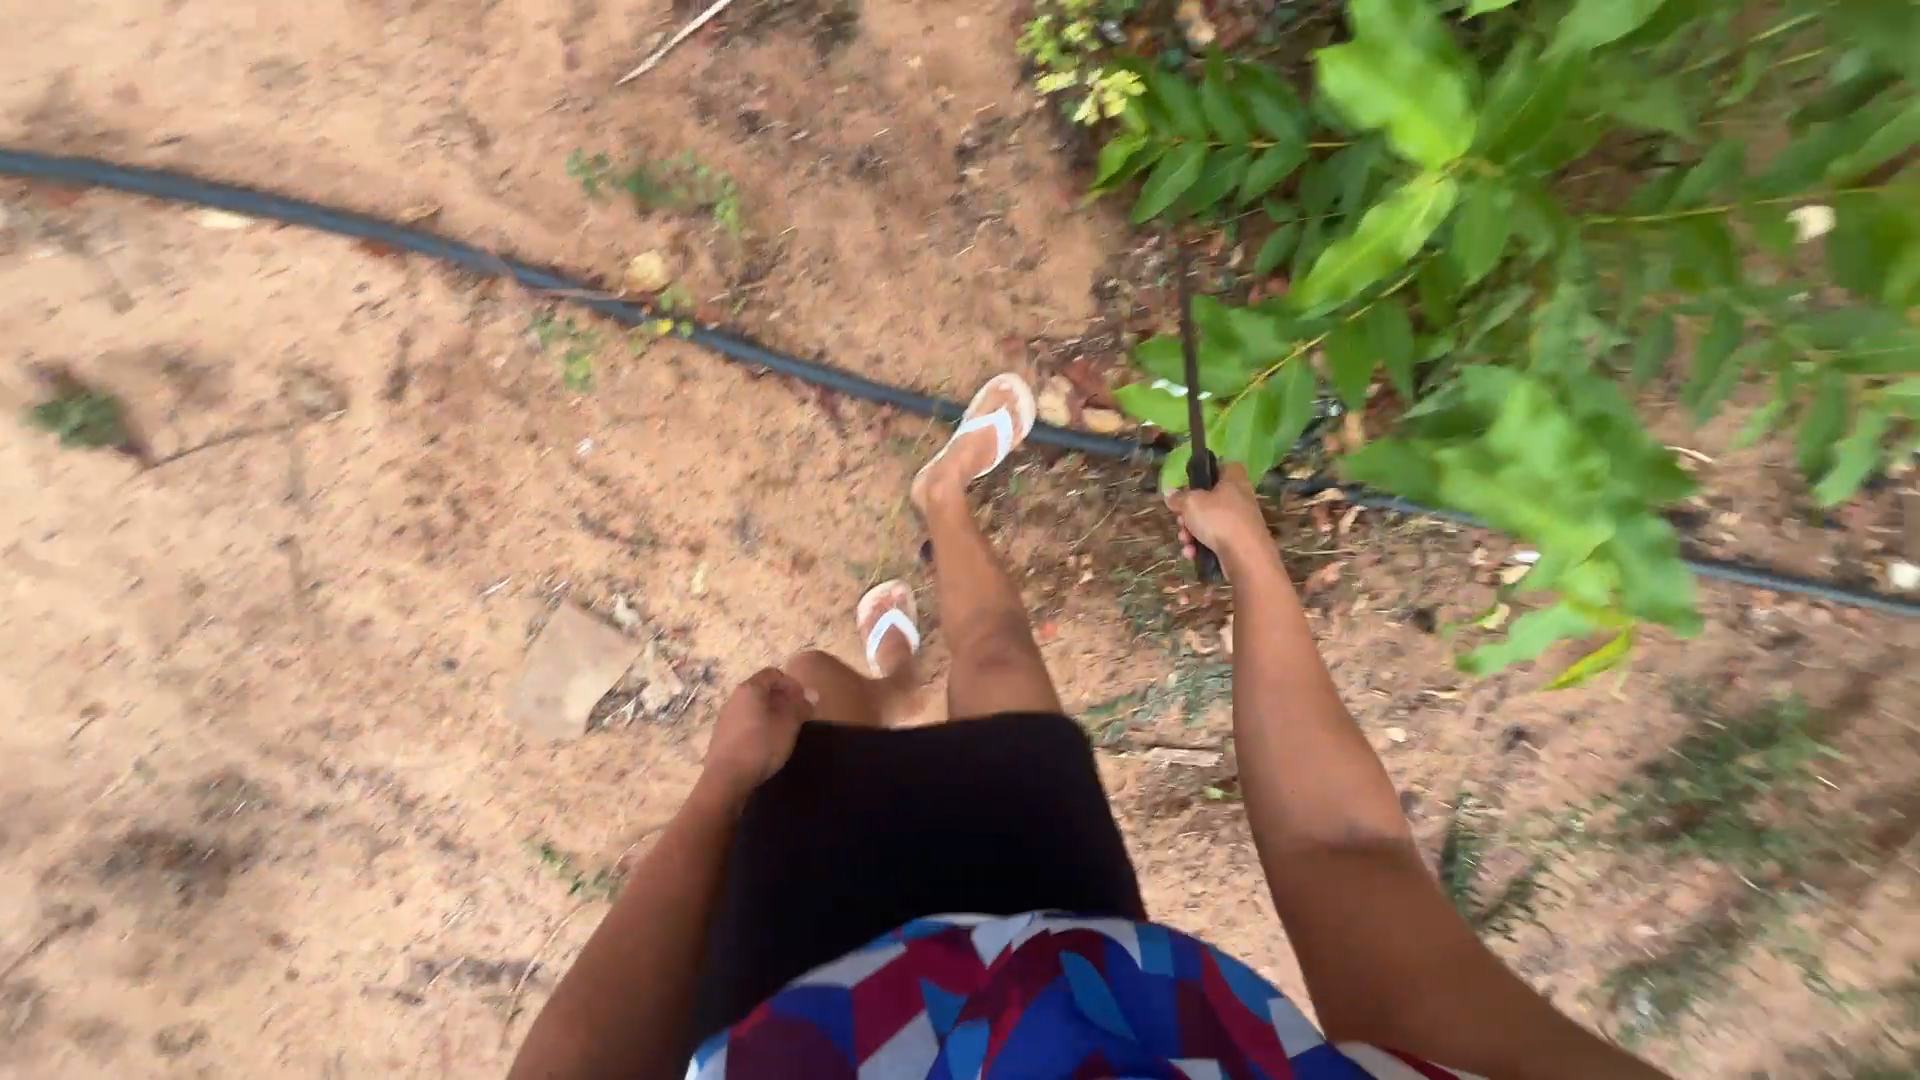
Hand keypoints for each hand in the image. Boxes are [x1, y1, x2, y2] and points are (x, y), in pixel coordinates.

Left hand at [703, 668, 815, 797]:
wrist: (726, 779)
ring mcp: (725, 718)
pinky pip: (745, 722)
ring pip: (753, 707)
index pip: (773, 674)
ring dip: (771, 713)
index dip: (791, 683)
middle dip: (782, 699)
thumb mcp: (789, 724)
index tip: (804, 700)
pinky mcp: (722, 736)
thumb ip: (801, 706)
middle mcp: (734, 698)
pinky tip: (767, 743)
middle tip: (798, 714)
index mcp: (750, 689)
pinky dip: (759, 725)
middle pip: (762, 690)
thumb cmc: (762, 745)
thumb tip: (812, 694)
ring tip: (785, 729)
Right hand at [1165, 464, 1272, 571]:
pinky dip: (1202, 546)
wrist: (1246, 556)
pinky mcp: (1239, 542)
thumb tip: (1169, 493)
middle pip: (1210, 499)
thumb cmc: (1219, 519)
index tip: (1193, 483)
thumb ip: (1178, 497)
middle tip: (1181, 520)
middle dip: (1190, 513)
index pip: (1226, 466)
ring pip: (1209, 522)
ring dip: (1191, 532)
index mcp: (1233, 480)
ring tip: (1185, 541)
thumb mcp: (1191, 504)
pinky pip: (1215, 540)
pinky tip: (1192, 553)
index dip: (1209, 472)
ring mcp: (1241, 522)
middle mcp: (1240, 498)